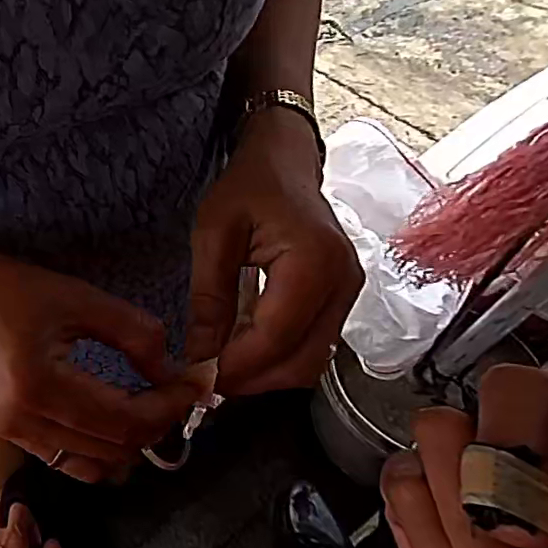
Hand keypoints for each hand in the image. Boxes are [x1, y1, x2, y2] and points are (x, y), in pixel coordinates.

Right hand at [0, 237, 204, 482]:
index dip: (167, 407)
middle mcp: (20, 420)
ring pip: (91, 464)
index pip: (123, 420)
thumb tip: (171, 372)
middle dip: (153, 425)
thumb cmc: (8, 288)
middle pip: (112, 450)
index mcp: (36, 384)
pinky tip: (108, 418)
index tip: (190, 385)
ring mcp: (9, 431)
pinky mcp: (5, 430)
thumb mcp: (77, 297)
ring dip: (126, 444)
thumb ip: (134, 334)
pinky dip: (96, 448)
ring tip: (143, 407)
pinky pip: (65, 458)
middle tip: (171, 392)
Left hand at [188, 108, 360, 395]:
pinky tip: (238, 353)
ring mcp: (349, 294)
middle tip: (202, 384)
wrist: (285, 163)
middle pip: (304, 360)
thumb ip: (209, 297)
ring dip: (264, 375)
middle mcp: (344, 284)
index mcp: (313, 262)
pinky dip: (276, 358)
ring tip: (215, 371)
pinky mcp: (340, 298)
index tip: (198, 381)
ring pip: (312, 360)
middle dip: (252, 380)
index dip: (237, 366)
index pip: (277, 335)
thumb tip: (199, 354)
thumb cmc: (246, 190)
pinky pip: (313, 344)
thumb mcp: (212, 236)